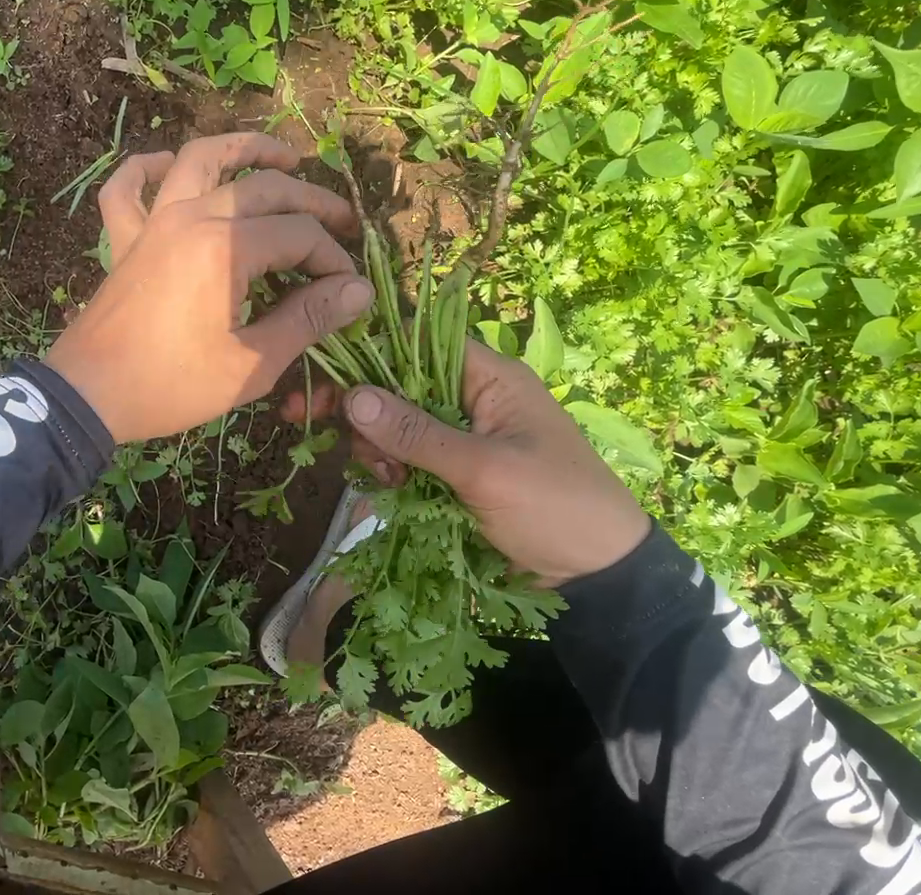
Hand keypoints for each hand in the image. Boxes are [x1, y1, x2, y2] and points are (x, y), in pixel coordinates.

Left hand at [45, 133, 373, 442]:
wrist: (87, 397)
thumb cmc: (172, 386)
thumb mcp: (250, 364)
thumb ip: (306, 319)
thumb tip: (358, 291)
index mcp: (224, 249)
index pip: (299, 235)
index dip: (333, 260)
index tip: (347, 291)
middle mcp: (189, 218)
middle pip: (263, 189)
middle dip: (312, 202)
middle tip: (344, 221)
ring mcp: (152, 224)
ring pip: (198, 161)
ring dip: (242, 150)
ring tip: (282, 157)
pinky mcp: (124, 240)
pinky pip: (126, 189)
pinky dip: (145, 168)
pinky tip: (166, 164)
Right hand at [284, 339, 648, 585]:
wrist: (598, 578)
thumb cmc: (557, 509)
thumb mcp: (486, 470)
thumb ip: (417, 433)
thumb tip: (352, 396)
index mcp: (490, 378)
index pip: (418, 343)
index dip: (369, 354)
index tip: (324, 377)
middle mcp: (470, 397)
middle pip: (396, 383)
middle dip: (362, 407)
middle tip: (322, 428)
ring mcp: (459, 435)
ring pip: (393, 423)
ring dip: (375, 445)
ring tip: (383, 476)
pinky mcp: (451, 470)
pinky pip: (403, 456)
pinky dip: (388, 469)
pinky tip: (388, 488)